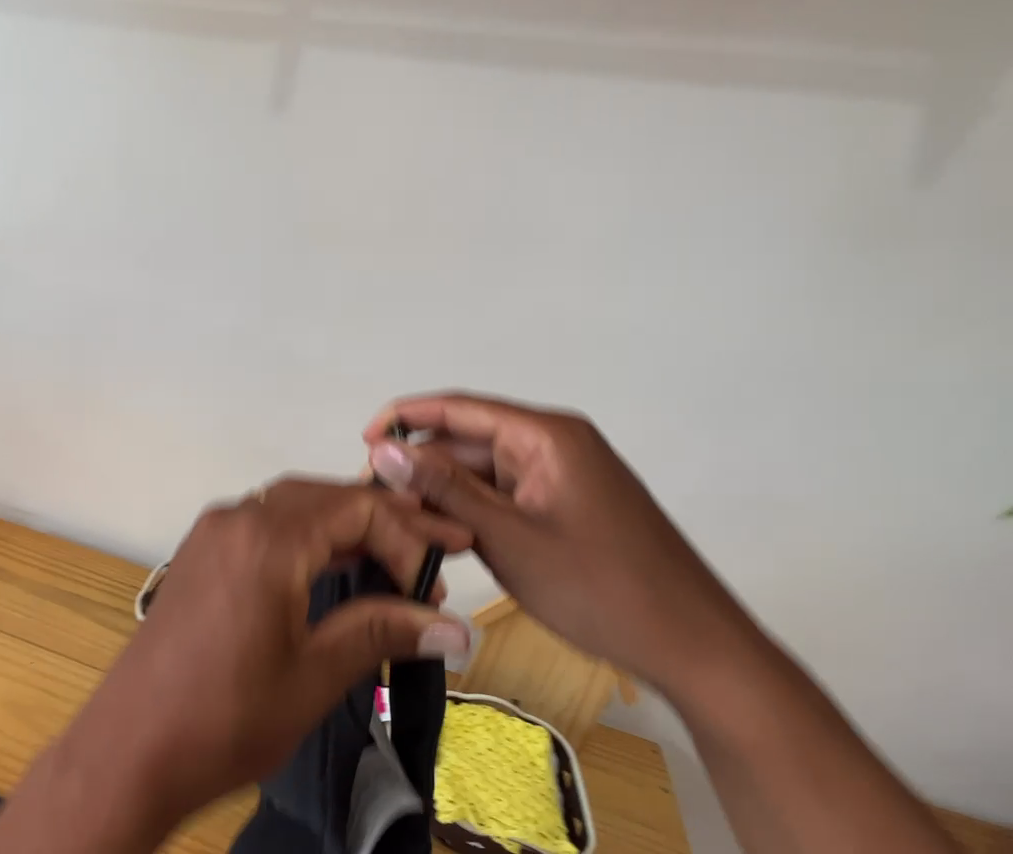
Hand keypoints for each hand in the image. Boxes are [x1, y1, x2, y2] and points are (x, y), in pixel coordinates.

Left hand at [76, 477, 472, 821]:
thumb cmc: (228, 713)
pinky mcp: (199, 557)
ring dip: (344, 528)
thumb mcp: (314, 674)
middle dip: (384, 520)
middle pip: (322, 498)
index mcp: (265, 538)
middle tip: (440, 552)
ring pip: (291, 509)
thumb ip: (380, 632)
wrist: (135, 742)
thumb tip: (455, 629)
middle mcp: (234, 520)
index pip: (355, 507)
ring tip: (399, 561)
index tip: (438, 588)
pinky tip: (338, 569)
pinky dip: (306, 540)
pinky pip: (263, 528)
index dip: (408, 537)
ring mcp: (210, 536)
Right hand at [365, 394, 756, 693]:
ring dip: (442, 495)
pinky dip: (469, 513)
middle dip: (419, 466)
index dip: (404, 419)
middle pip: (466, 440)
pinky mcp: (562, 507)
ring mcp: (559, 477)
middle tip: (374, 501)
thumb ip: (442, 489)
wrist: (697, 650)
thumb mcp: (508, 538)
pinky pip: (501, 496)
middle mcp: (552, 444)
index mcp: (545, 436)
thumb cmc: (603, 590)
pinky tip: (440, 538)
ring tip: (399, 524)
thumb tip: (382, 449)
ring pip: (480, 472)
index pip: (457, 407)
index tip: (360, 444)